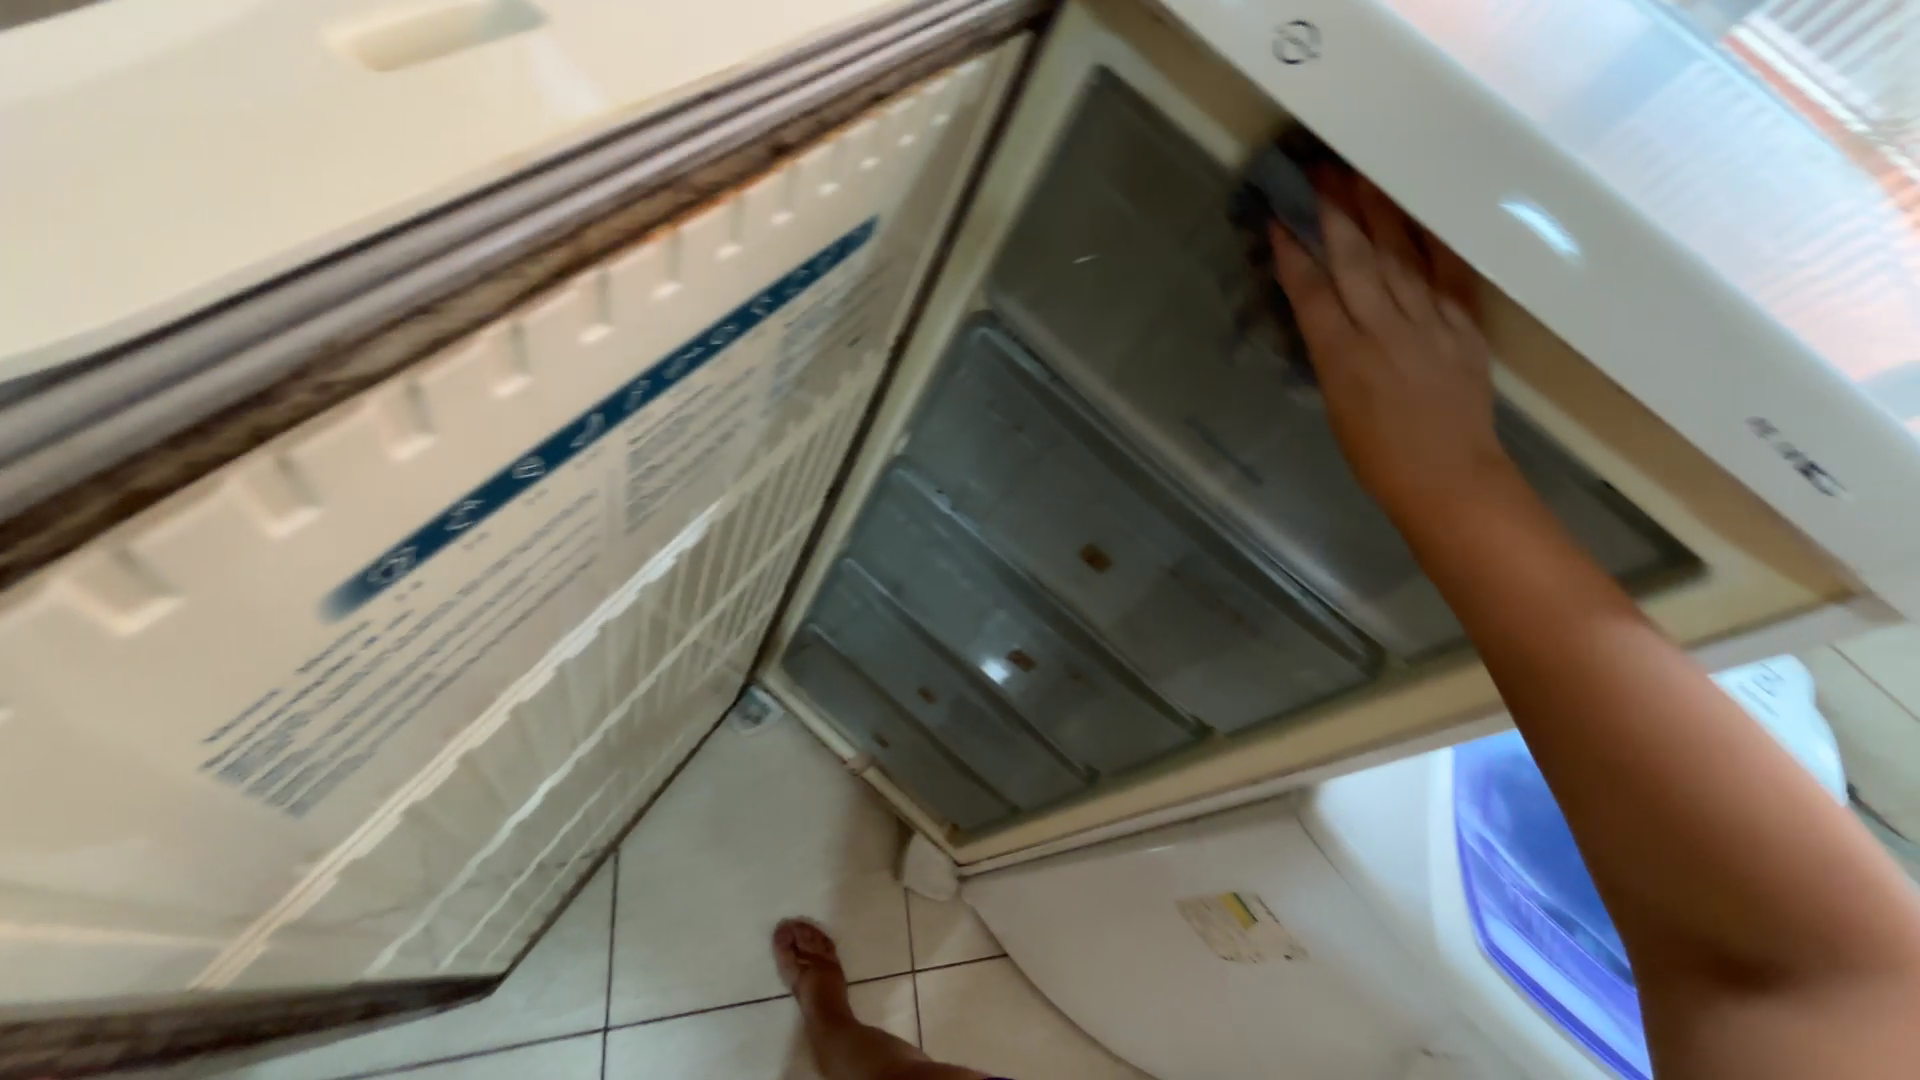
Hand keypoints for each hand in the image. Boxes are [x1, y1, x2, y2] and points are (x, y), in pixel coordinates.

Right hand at [1270, 174, 1516, 524]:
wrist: (1449, 477)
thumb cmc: (1377, 455)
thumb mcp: (1335, 405)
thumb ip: (1331, 353)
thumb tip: (1324, 312)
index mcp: (1342, 358)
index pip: (1312, 292)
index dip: (1294, 252)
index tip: (1279, 218)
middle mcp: (1384, 331)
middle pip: (1354, 260)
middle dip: (1333, 214)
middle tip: (1317, 174)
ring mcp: (1430, 324)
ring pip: (1399, 256)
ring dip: (1378, 211)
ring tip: (1361, 175)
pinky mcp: (1465, 326)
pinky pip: (1448, 273)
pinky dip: (1433, 238)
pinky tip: (1421, 208)